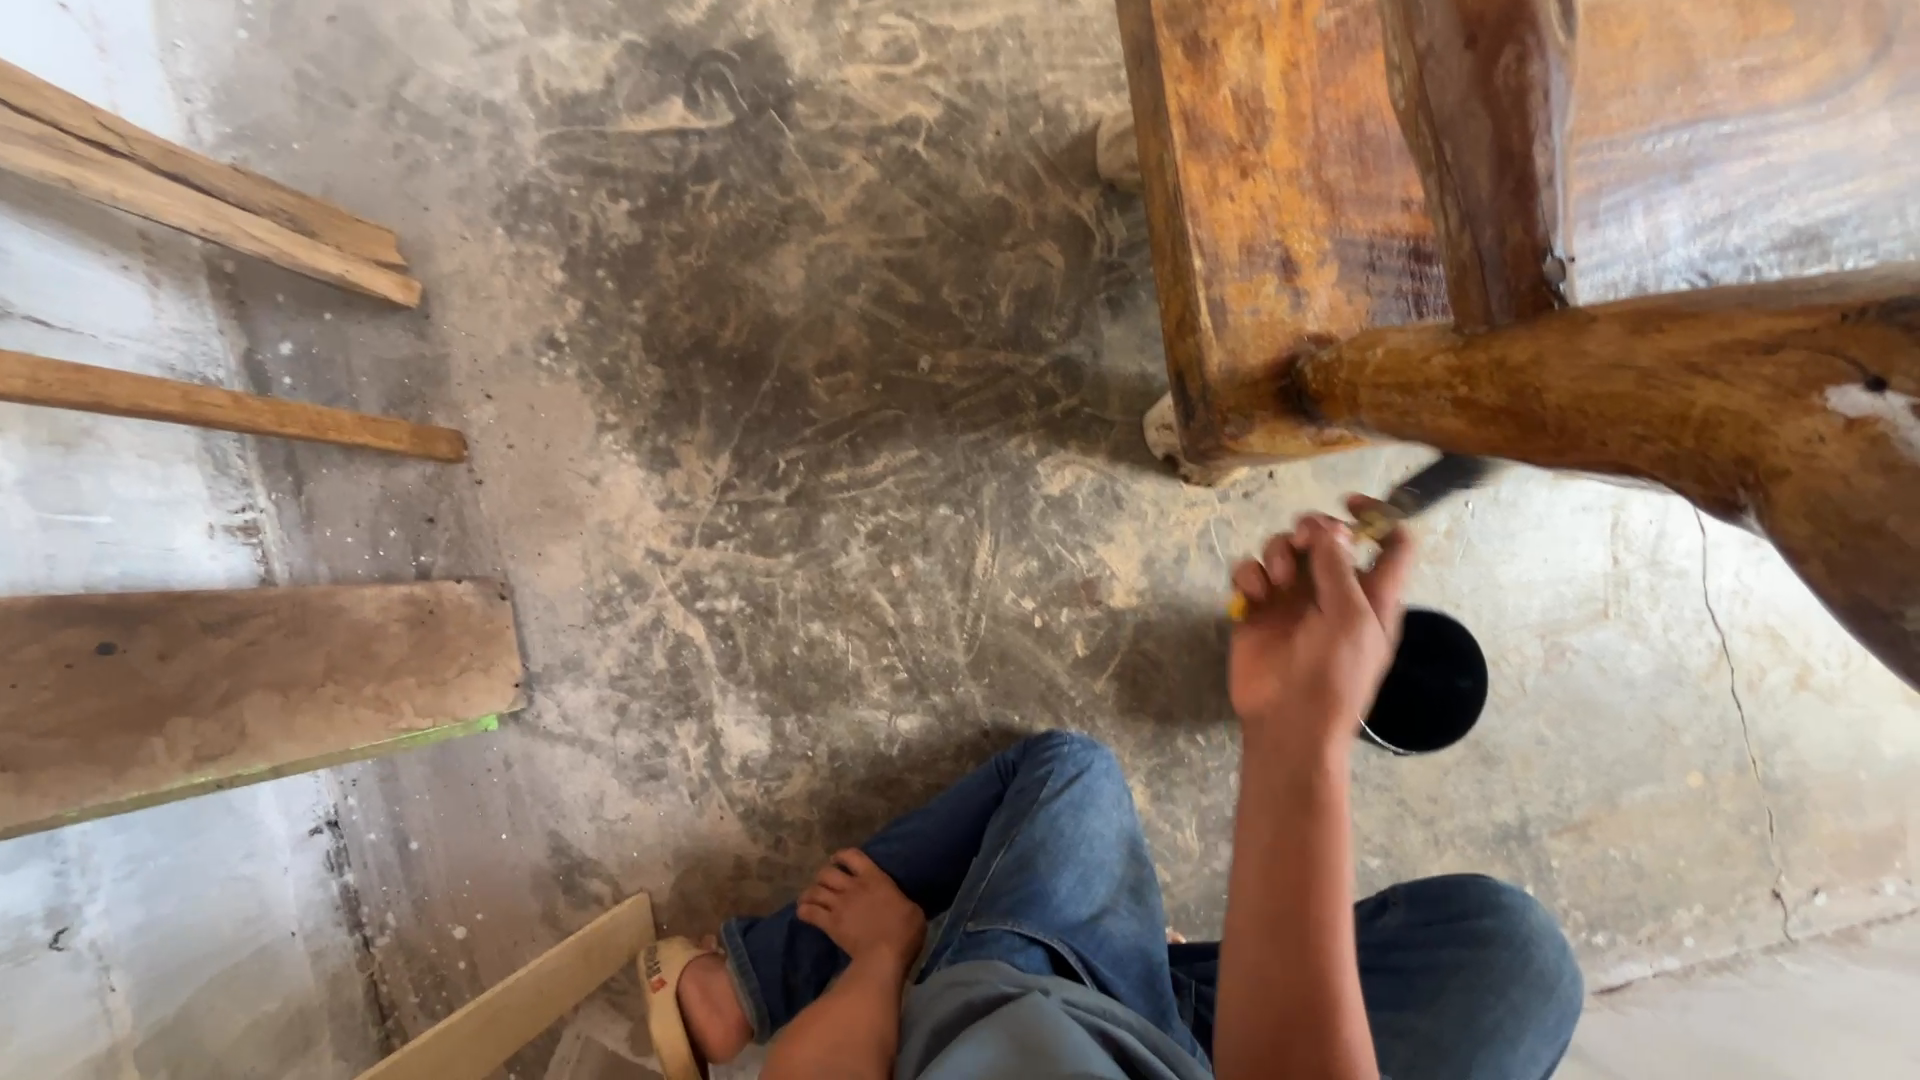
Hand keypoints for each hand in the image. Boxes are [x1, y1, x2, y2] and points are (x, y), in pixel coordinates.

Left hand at [797, 849, 926, 967]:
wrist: (886, 954)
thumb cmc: (905, 930)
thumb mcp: (911, 908)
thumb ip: (899, 900)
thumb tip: (899, 904)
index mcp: (875, 877)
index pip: (853, 856)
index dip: (841, 856)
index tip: (837, 860)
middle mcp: (853, 886)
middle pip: (827, 872)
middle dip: (822, 876)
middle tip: (824, 883)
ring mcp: (839, 904)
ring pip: (815, 890)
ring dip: (810, 893)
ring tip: (809, 897)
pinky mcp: (830, 924)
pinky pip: (810, 912)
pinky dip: (804, 910)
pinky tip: (803, 912)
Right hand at [1228, 496, 1415, 756]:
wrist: (1287, 722)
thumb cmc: (1334, 677)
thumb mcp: (1350, 620)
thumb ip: (1339, 569)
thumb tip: (1331, 528)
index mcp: (1372, 595)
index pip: (1389, 543)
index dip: (1377, 516)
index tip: (1349, 503)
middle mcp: (1333, 591)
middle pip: (1325, 537)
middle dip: (1312, 530)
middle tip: (1303, 542)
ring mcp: (1292, 599)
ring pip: (1284, 549)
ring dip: (1279, 552)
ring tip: (1276, 580)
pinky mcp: (1257, 610)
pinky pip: (1251, 573)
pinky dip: (1250, 575)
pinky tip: (1253, 594)